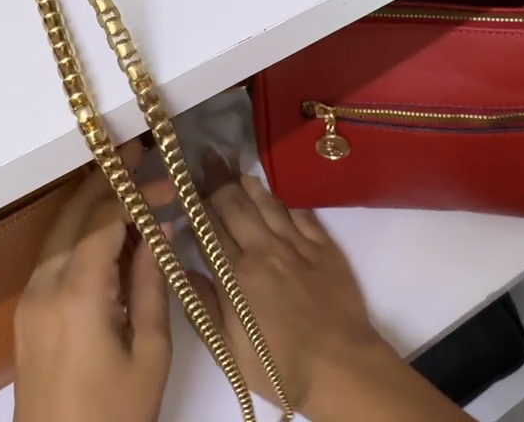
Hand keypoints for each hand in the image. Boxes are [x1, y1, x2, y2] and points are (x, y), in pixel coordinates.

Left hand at [14, 148, 172, 421]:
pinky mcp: (27, 314)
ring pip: (60, 231)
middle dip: (107, 179)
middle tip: (138, 152)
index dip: (138, 192)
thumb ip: (152, 283)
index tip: (171, 183)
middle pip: (74, 213)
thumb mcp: (150, 352)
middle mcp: (45, 286)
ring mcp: (30, 300)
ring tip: (127, 180)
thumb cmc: (115, 412)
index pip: (106, 217)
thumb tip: (158, 230)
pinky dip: (82, 232)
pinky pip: (55, 256)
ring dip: (93, 203)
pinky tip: (110, 232)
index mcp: (78, 293)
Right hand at [198, 165, 386, 412]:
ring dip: (249, 184)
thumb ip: (204, 308)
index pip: (210, 231)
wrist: (340, 365)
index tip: (186, 185)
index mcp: (236, 276)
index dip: (197, 206)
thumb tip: (182, 271)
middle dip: (218, 182)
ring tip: (236, 164)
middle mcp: (264, 251)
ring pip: (267, 205)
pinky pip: (301, 214)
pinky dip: (285, 200)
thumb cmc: (280, 367)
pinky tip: (276, 192)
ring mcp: (296, 245)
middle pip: (236, 208)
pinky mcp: (323, 246)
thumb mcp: (229, 351)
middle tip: (207, 157)